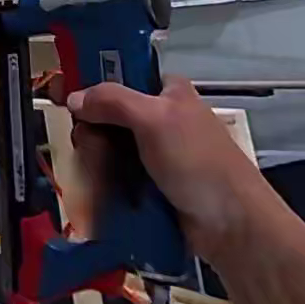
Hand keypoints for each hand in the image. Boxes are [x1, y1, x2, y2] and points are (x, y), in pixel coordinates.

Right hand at [66, 76, 275, 262]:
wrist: (234, 229)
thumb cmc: (198, 162)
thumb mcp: (154, 119)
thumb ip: (112, 100)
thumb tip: (72, 100)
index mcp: (167, 91)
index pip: (120, 74)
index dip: (93, 84)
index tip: (69, 100)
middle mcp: (159, 118)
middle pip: (106, 114)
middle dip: (92, 131)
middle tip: (89, 147)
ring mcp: (153, 153)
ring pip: (107, 146)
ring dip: (97, 160)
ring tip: (99, 176)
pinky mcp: (149, 184)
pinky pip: (114, 174)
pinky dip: (104, 181)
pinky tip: (101, 191)